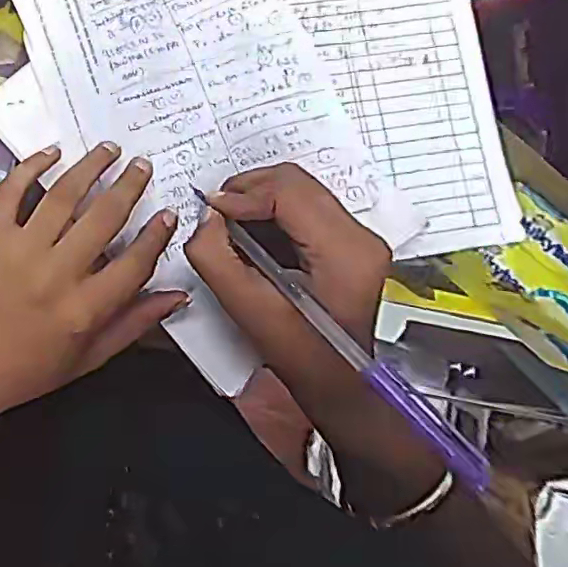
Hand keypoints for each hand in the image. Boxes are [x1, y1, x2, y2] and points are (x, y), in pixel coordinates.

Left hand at [0, 142, 186, 427]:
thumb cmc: (25, 370)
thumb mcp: (87, 359)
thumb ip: (133, 324)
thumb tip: (176, 295)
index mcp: (85, 309)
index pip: (134, 263)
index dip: (156, 235)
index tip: (169, 212)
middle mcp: (56, 273)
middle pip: (103, 218)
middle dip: (129, 187)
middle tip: (142, 165)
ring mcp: (20, 251)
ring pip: (63, 197)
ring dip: (89, 167)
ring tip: (108, 149)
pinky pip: (11, 193)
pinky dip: (30, 167)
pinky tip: (50, 153)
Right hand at [185, 163, 390, 407]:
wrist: (342, 384)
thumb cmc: (305, 359)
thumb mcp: (248, 311)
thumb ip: (215, 257)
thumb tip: (206, 218)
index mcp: (345, 253)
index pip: (286, 191)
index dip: (240, 195)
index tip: (211, 212)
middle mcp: (361, 237)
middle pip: (293, 181)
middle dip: (246, 191)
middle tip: (216, 213)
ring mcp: (359, 238)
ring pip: (297, 190)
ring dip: (256, 200)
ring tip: (230, 226)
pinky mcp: (350, 243)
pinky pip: (303, 207)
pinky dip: (270, 212)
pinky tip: (252, 238)